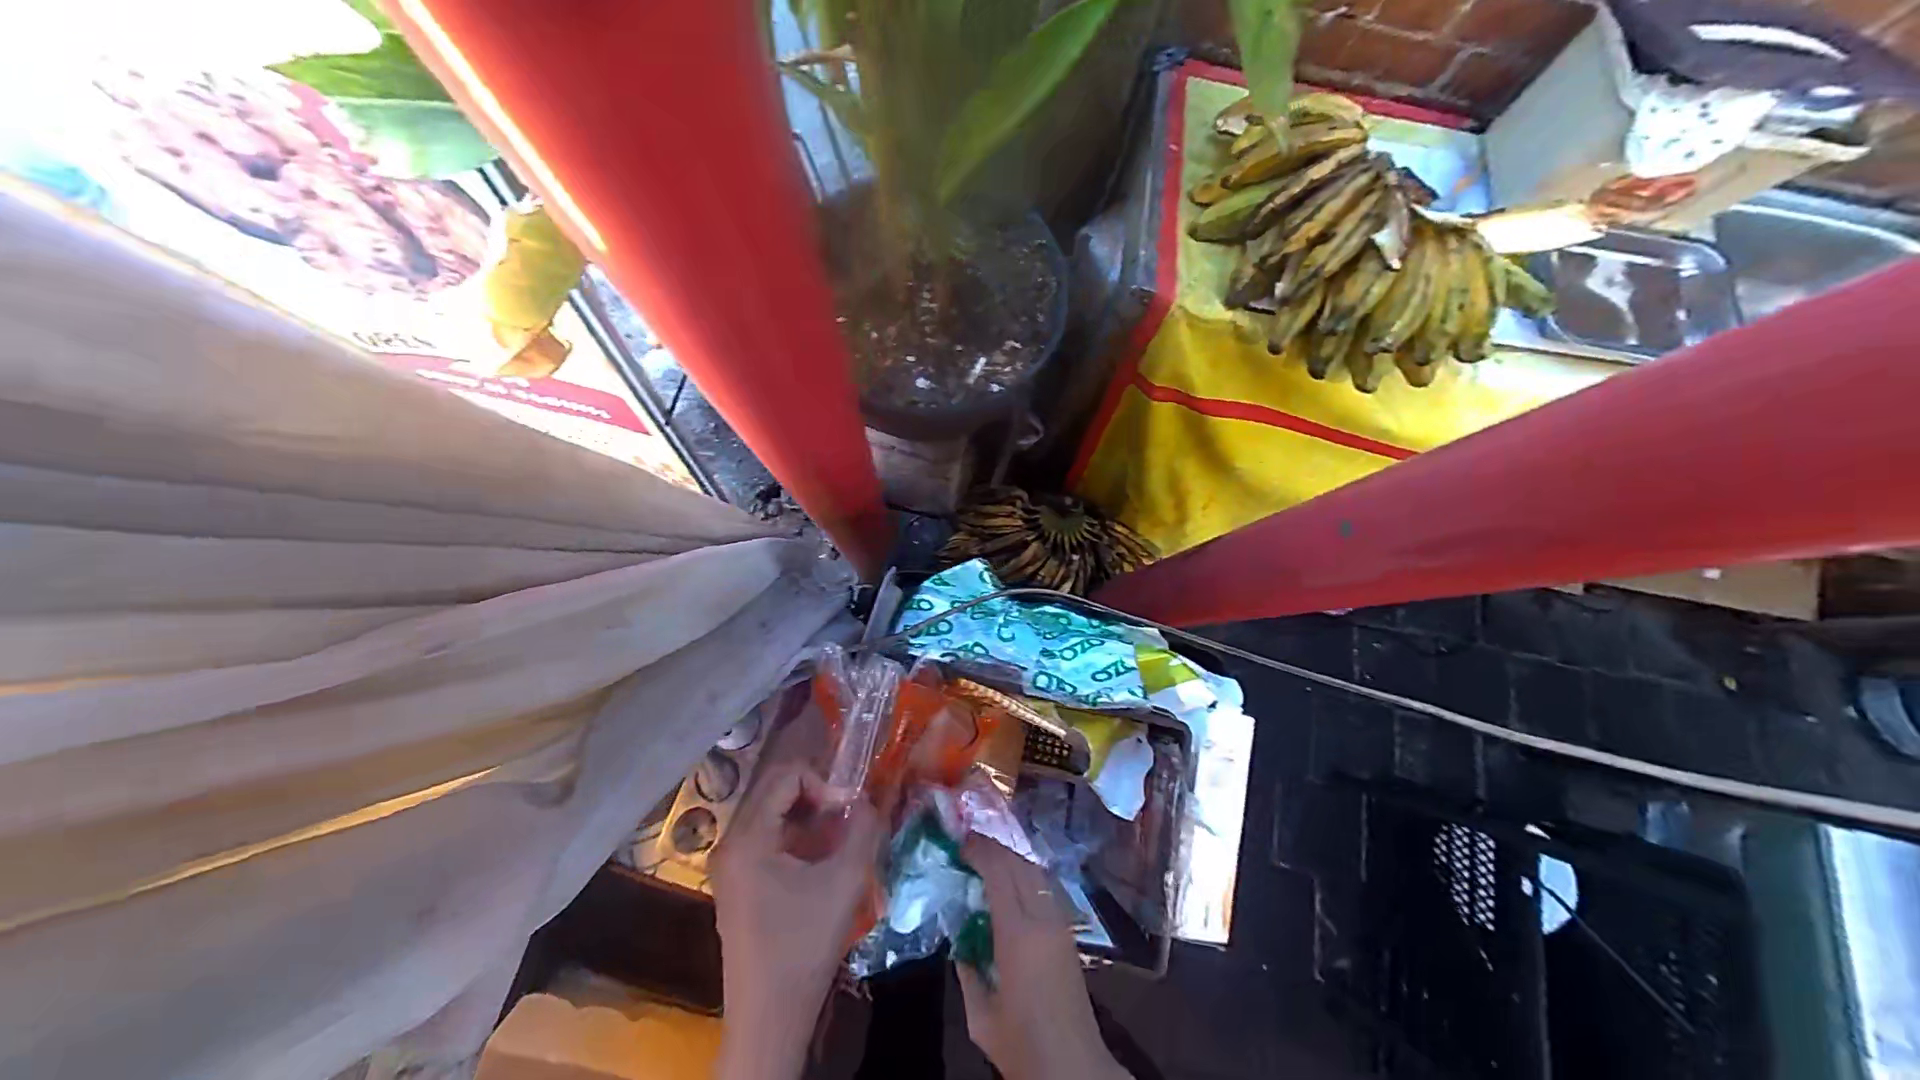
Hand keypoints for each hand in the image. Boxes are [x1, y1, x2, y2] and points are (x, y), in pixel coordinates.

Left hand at [710, 762, 881, 1079]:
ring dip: (806, 816)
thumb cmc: (805, 945)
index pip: (785, 776)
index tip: (847, 811)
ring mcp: (728, 864)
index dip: (823, 782)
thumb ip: (863, 829)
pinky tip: (819, 862)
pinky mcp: (735, 883)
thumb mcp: (845, 881)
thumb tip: (868, 801)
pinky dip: (795, 837)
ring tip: (836, 839)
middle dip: (815, 795)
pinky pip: (765, 838)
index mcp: (747, 837)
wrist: (770, 1016)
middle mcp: (729, 843)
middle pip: (773, 791)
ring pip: (770, 814)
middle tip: (845, 818)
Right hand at [956, 837, 1131, 1079]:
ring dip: (1012, 858)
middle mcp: (1043, 919)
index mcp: (1017, 935)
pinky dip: (1027, 875)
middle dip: (994, 847)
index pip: (999, 873)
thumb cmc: (1023, 1047)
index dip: (979, 851)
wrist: (1075, 1069)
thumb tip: (959, 944)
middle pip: (1020, 864)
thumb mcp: (981, 1017)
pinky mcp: (1070, 934)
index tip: (960, 842)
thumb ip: (967, 973)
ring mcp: (1061, 924)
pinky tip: (1012, 882)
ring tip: (988, 856)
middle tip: (970, 841)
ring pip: (1037, 872)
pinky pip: (1047, 889)